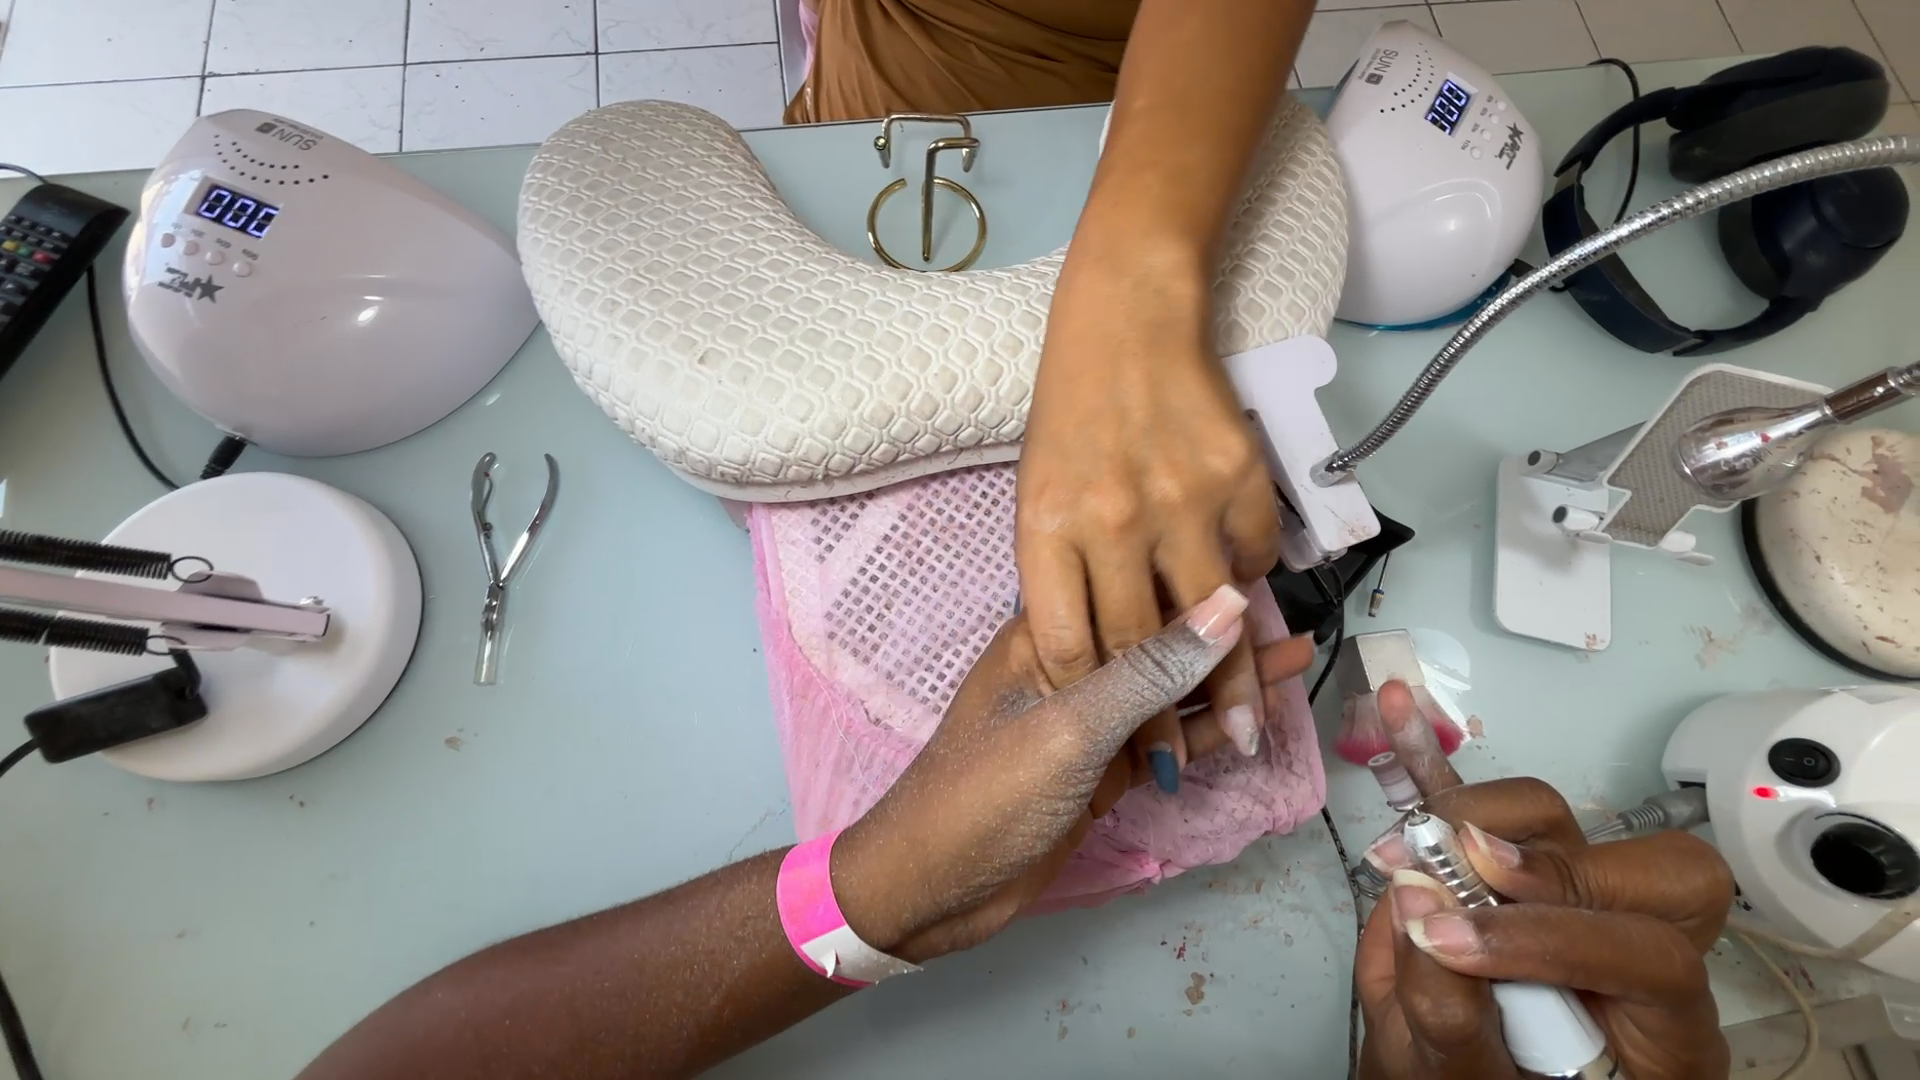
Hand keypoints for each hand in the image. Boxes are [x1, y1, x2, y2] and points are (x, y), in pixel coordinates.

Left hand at [834, 585, 1312, 961]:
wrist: (935, 886)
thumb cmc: (989, 793)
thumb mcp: (1071, 727)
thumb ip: (1150, 669)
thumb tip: (1227, 602)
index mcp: (1051, 632)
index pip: (1135, 590)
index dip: (1195, 581)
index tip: (1262, 568)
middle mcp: (1073, 665)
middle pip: (1159, 640)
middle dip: (1223, 632)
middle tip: (1296, 616)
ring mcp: (1089, 719)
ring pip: (1169, 691)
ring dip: (1224, 680)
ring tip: (1293, 655)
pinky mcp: (1102, 766)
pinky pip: (1163, 738)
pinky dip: (1205, 730)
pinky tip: (1250, 715)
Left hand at [1017, 252, 1280, 793]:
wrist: (1125, 323)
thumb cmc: (1068, 419)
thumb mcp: (1038, 497)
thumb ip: (1062, 575)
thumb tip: (1101, 655)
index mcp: (1045, 528)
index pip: (1064, 642)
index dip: (1086, 701)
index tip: (1104, 738)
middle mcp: (1112, 520)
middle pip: (1141, 645)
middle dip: (1161, 721)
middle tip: (1177, 771)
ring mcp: (1181, 499)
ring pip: (1214, 618)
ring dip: (1232, 683)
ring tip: (1248, 732)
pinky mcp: (1241, 478)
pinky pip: (1257, 556)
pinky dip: (1252, 583)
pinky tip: (1241, 591)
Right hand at [1353, 706, 1734, 1079]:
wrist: (1450, 1068)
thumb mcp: (1458, 1073)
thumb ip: (1446, 1005)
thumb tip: (1418, 902)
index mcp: (1656, 1024)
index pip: (1650, 954)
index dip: (1551, 934)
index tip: (1450, 935)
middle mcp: (1622, 940)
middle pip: (1629, 866)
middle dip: (1531, 859)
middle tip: (1452, 870)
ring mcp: (1556, 888)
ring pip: (1549, 815)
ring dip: (1469, 813)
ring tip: (1405, 846)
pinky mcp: (1490, 856)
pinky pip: (1468, 793)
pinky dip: (1429, 754)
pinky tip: (1396, 707)